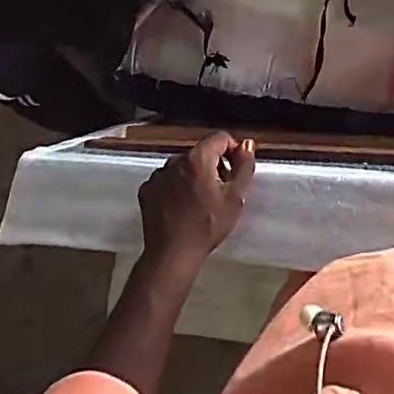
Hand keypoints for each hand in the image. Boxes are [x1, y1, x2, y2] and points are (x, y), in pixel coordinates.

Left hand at [138, 132, 256, 263]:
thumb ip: (244, 166)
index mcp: (198, 158)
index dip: (233, 149)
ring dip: (194, 174)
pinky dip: (176, 186)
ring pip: (183, 165)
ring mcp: (158, 175)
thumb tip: (246, 144)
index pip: (220, 138)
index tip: (236, 170)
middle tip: (222, 188)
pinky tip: (181, 205)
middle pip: (201, 151)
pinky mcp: (147, 190)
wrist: (172, 255)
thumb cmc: (207, 225)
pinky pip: (167, 179)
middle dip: (214, 163)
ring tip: (201, 199)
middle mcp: (175, 160)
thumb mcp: (235, 198)